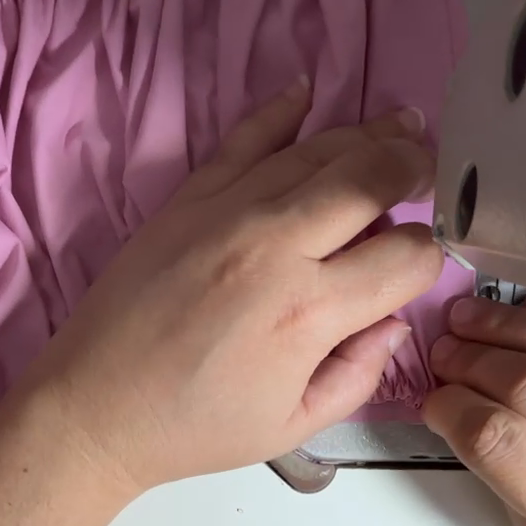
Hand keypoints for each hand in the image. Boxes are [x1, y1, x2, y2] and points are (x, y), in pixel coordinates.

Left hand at [15, 80, 444, 491]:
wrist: (95, 409)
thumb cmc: (193, 429)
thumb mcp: (290, 428)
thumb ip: (358, 376)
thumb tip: (393, 322)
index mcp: (307, 315)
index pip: (405, 256)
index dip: (429, 256)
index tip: (419, 265)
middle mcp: (275, 247)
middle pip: (372, 177)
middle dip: (415, 169)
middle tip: (430, 172)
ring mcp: (227, 212)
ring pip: (319, 149)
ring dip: (369, 136)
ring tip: (399, 133)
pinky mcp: (187, 200)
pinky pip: (246, 137)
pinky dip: (282, 113)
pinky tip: (308, 96)